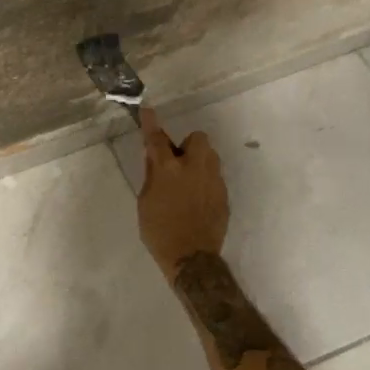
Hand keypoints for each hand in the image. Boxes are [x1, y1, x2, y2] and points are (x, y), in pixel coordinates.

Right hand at [136, 106, 228, 282]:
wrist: (192, 259)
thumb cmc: (159, 231)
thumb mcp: (145, 201)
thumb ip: (151, 175)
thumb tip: (154, 157)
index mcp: (169, 170)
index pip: (157, 139)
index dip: (151, 123)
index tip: (148, 110)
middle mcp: (194, 169)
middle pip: (198, 139)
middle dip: (187, 144)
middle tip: (177, 160)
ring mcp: (213, 182)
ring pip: (211, 156)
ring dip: (199, 160)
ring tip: (188, 180)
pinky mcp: (224, 196)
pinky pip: (215, 177)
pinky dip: (205, 181)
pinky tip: (197, 199)